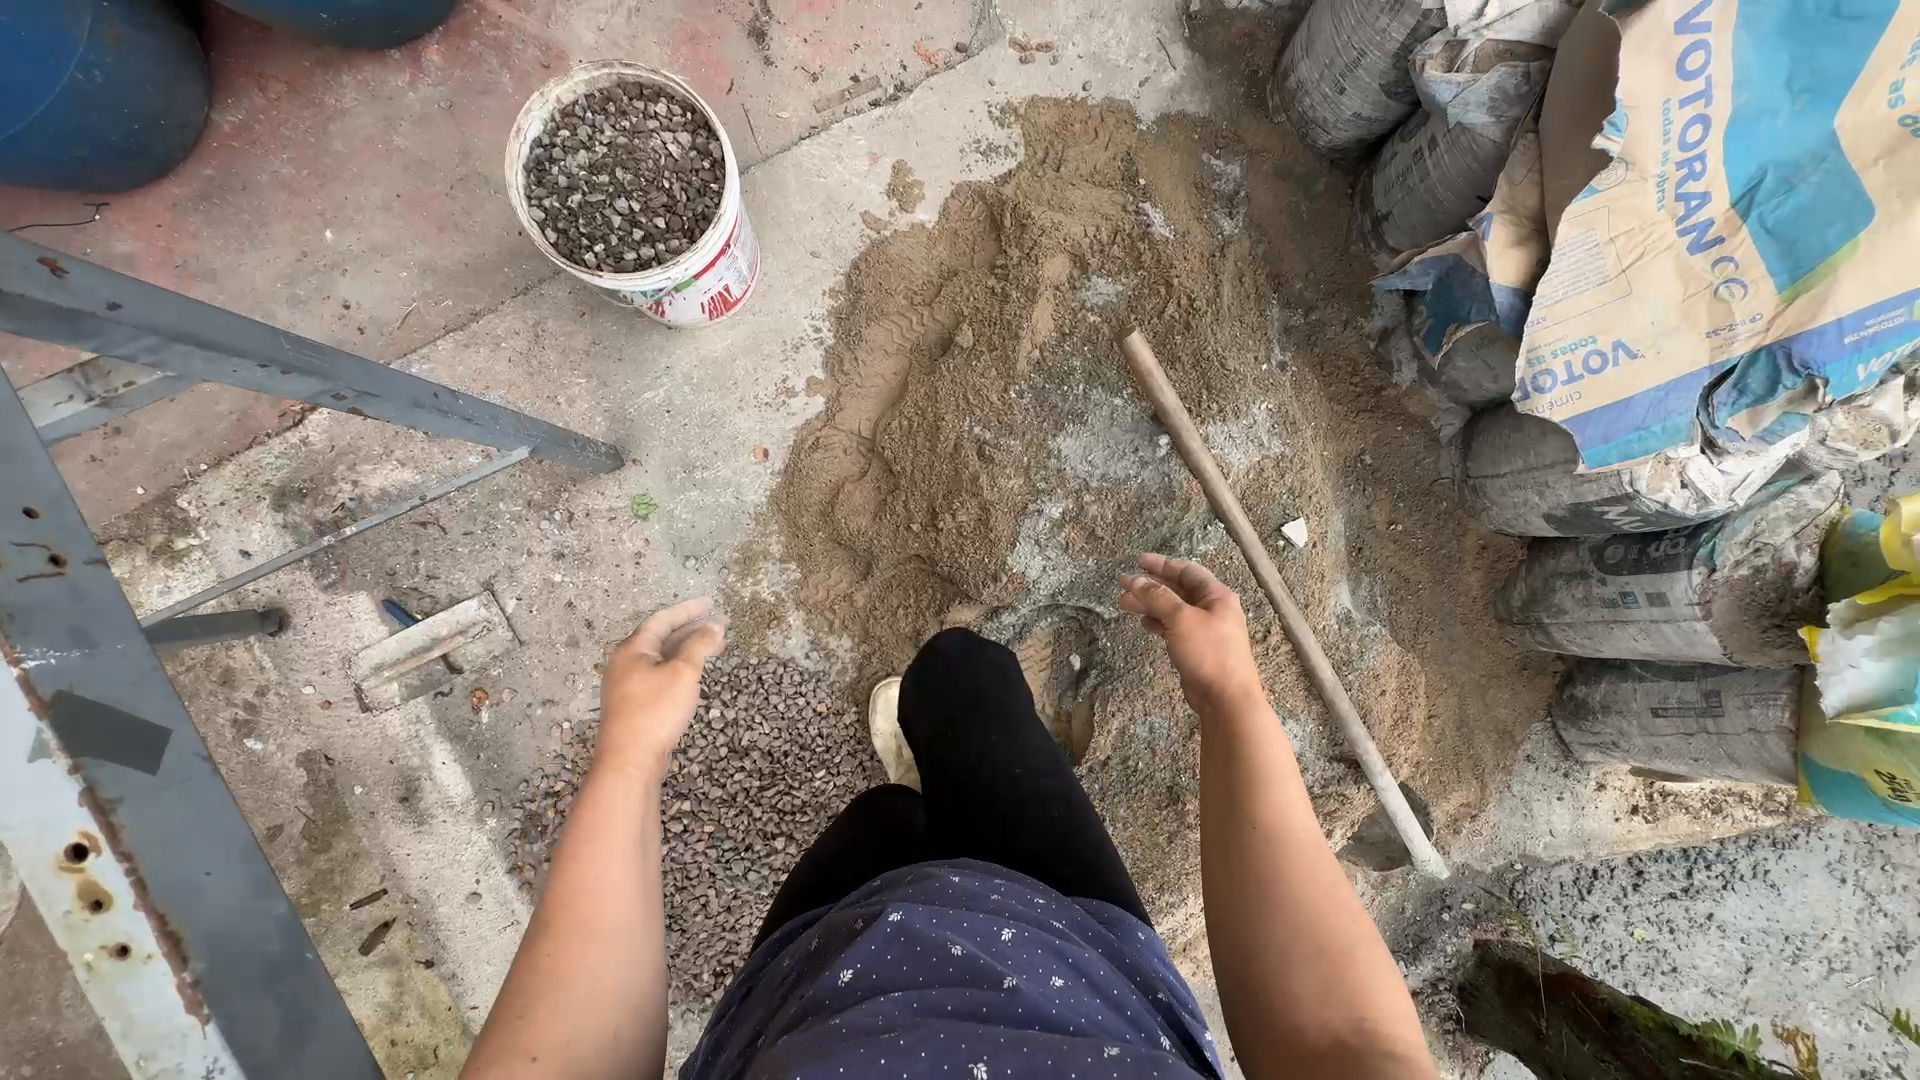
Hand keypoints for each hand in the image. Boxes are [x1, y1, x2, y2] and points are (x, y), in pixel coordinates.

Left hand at [597, 597, 726, 781]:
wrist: (629, 759)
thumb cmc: (655, 711)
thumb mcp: (683, 672)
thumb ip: (700, 645)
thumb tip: (716, 626)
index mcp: (633, 649)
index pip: (663, 619)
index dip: (689, 609)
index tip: (712, 603)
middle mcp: (627, 662)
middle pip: (663, 636)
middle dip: (693, 628)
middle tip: (721, 623)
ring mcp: (629, 684)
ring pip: (663, 657)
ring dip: (690, 648)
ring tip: (717, 646)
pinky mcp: (636, 703)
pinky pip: (661, 673)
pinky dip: (681, 666)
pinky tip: (696, 672)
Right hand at [1119, 554, 1265, 715]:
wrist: (1225, 698)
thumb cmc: (1208, 652)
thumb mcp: (1181, 618)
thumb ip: (1157, 597)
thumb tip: (1135, 580)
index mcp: (1216, 596)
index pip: (1187, 571)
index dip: (1161, 564)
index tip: (1138, 561)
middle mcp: (1212, 609)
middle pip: (1177, 590)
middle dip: (1149, 586)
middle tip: (1123, 584)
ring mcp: (1203, 629)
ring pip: (1172, 610)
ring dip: (1149, 605)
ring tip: (1123, 604)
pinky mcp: (1195, 647)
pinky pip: (1173, 627)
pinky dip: (1157, 622)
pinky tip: (1143, 622)